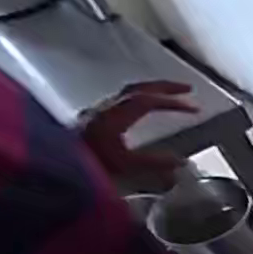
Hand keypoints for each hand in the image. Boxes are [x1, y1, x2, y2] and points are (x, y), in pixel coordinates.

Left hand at [79, 81, 199, 178]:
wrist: (57, 162)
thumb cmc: (90, 163)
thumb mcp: (126, 166)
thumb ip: (154, 162)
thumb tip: (181, 160)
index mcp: (116, 115)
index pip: (148, 101)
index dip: (173, 102)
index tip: (195, 108)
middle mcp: (109, 107)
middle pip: (139, 88)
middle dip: (165, 87)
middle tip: (189, 89)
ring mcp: (102, 109)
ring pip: (131, 91)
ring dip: (154, 90)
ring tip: (173, 95)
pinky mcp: (99, 116)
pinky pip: (125, 99)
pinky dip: (143, 98)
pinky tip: (150, 106)